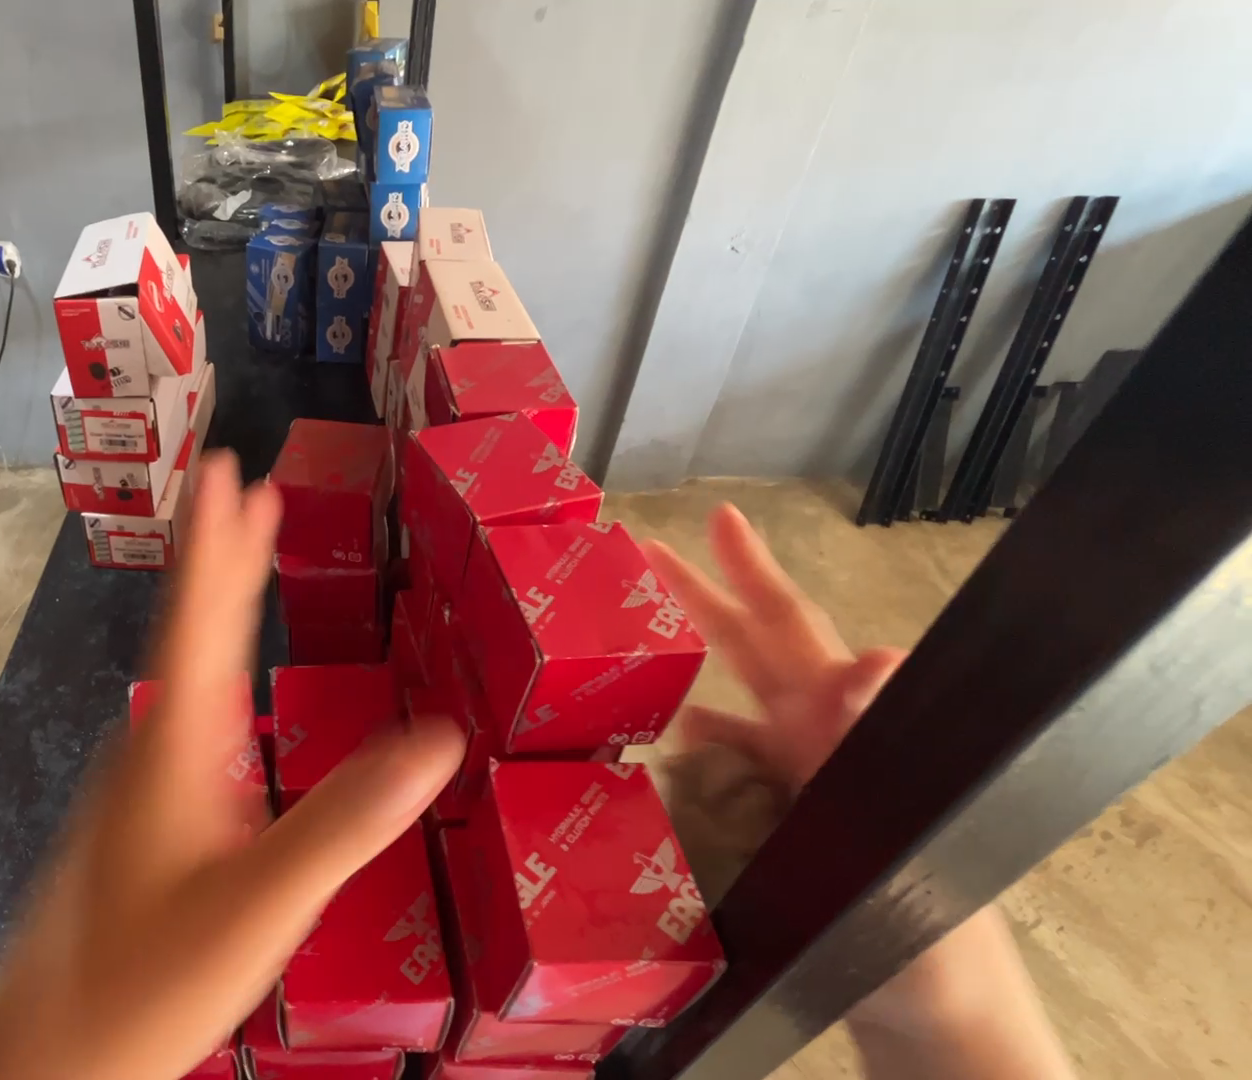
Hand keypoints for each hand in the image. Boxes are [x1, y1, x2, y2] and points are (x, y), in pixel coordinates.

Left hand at [0, 452, 463, 1079]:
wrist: (52, 1057)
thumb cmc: (151, 977)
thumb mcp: (265, 901)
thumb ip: (348, 818)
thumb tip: (440, 737)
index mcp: (179, 739)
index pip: (201, 613)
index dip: (216, 539)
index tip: (225, 472)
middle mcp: (153, 738)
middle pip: (189, 622)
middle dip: (217, 548)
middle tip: (236, 483)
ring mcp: (141, 772)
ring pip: (183, 659)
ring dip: (212, 595)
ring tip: (239, 549)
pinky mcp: (140, 805)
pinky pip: (184, 700)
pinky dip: (208, 654)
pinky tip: (223, 674)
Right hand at [645, 506, 1073, 1077]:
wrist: (926, 1016)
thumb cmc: (923, 932)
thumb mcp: (898, 831)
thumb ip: (878, 748)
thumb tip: (867, 657)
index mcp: (834, 726)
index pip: (787, 632)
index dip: (753, 572)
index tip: (720, 520)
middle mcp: (811, 737)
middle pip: (746, 652)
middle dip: (697, 597)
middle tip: (642, 551)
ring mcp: (791, 777)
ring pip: (723, 709)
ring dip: (679, 681)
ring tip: (621, 659)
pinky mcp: (775, 818)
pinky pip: (718, 769)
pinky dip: (685, 753)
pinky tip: (650, 755)